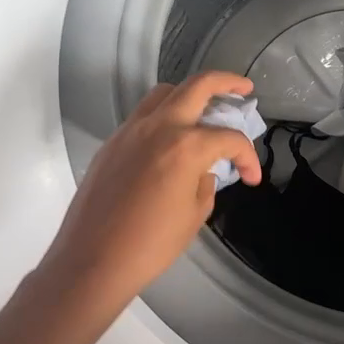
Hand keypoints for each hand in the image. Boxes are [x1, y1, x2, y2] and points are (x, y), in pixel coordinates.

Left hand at [42, 71, 263, 304]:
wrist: (91, 261)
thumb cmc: (150, 244)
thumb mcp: (195, 215)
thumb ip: (206, 183)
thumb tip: (203, 171)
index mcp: (186, 146)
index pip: (229, 138)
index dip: (248, 156)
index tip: (252, 177)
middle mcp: (159, 127)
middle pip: (198, 85)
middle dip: (226, 82)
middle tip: (243, 89)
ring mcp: (131, 131)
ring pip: (165, 93)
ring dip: (189, 93)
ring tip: (204, 108)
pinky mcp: (112, 143)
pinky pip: (143, 115)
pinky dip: (163, 115)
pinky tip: (170, 138)